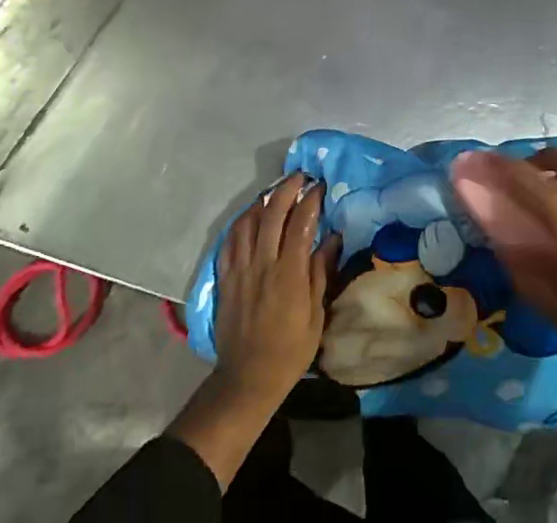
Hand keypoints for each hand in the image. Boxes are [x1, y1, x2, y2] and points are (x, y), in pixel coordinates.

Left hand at [212, 172, 338, 405]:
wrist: (248, 377)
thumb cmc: (291, 349)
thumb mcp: (316, 314)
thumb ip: (320, 272)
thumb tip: (331, 238)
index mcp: (289, 275)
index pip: (300, 225)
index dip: (310, 201)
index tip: (319, 187)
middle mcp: (262, 265)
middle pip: (271, 215)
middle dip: (286, 190)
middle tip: (299, 178)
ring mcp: (240, 269)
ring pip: (247, 222)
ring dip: (262, 201)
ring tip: (275, 191)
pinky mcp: (224, 277)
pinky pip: (229, 240)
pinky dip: (241, 222)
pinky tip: (250, 215)